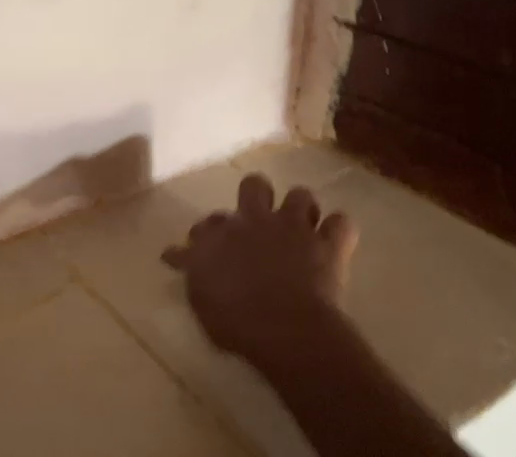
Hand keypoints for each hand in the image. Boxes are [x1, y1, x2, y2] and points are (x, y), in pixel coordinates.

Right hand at [161, 173, 358, 373]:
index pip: (208, 223)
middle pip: (254, 186)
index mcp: (221, 236)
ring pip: (301, 195)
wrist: (284, 328)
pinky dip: (339, 231)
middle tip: (258, 219)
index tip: (206, 246)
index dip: (208, 232)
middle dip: (256, 196)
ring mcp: (294, 228)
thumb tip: (173, 254)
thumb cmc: (235, 320)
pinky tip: (335, 241)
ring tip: (302, 228)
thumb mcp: (201, 298)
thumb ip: (193, 271)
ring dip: (301, 210)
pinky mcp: (328, 245)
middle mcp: (255, 221)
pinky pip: (342, 224)